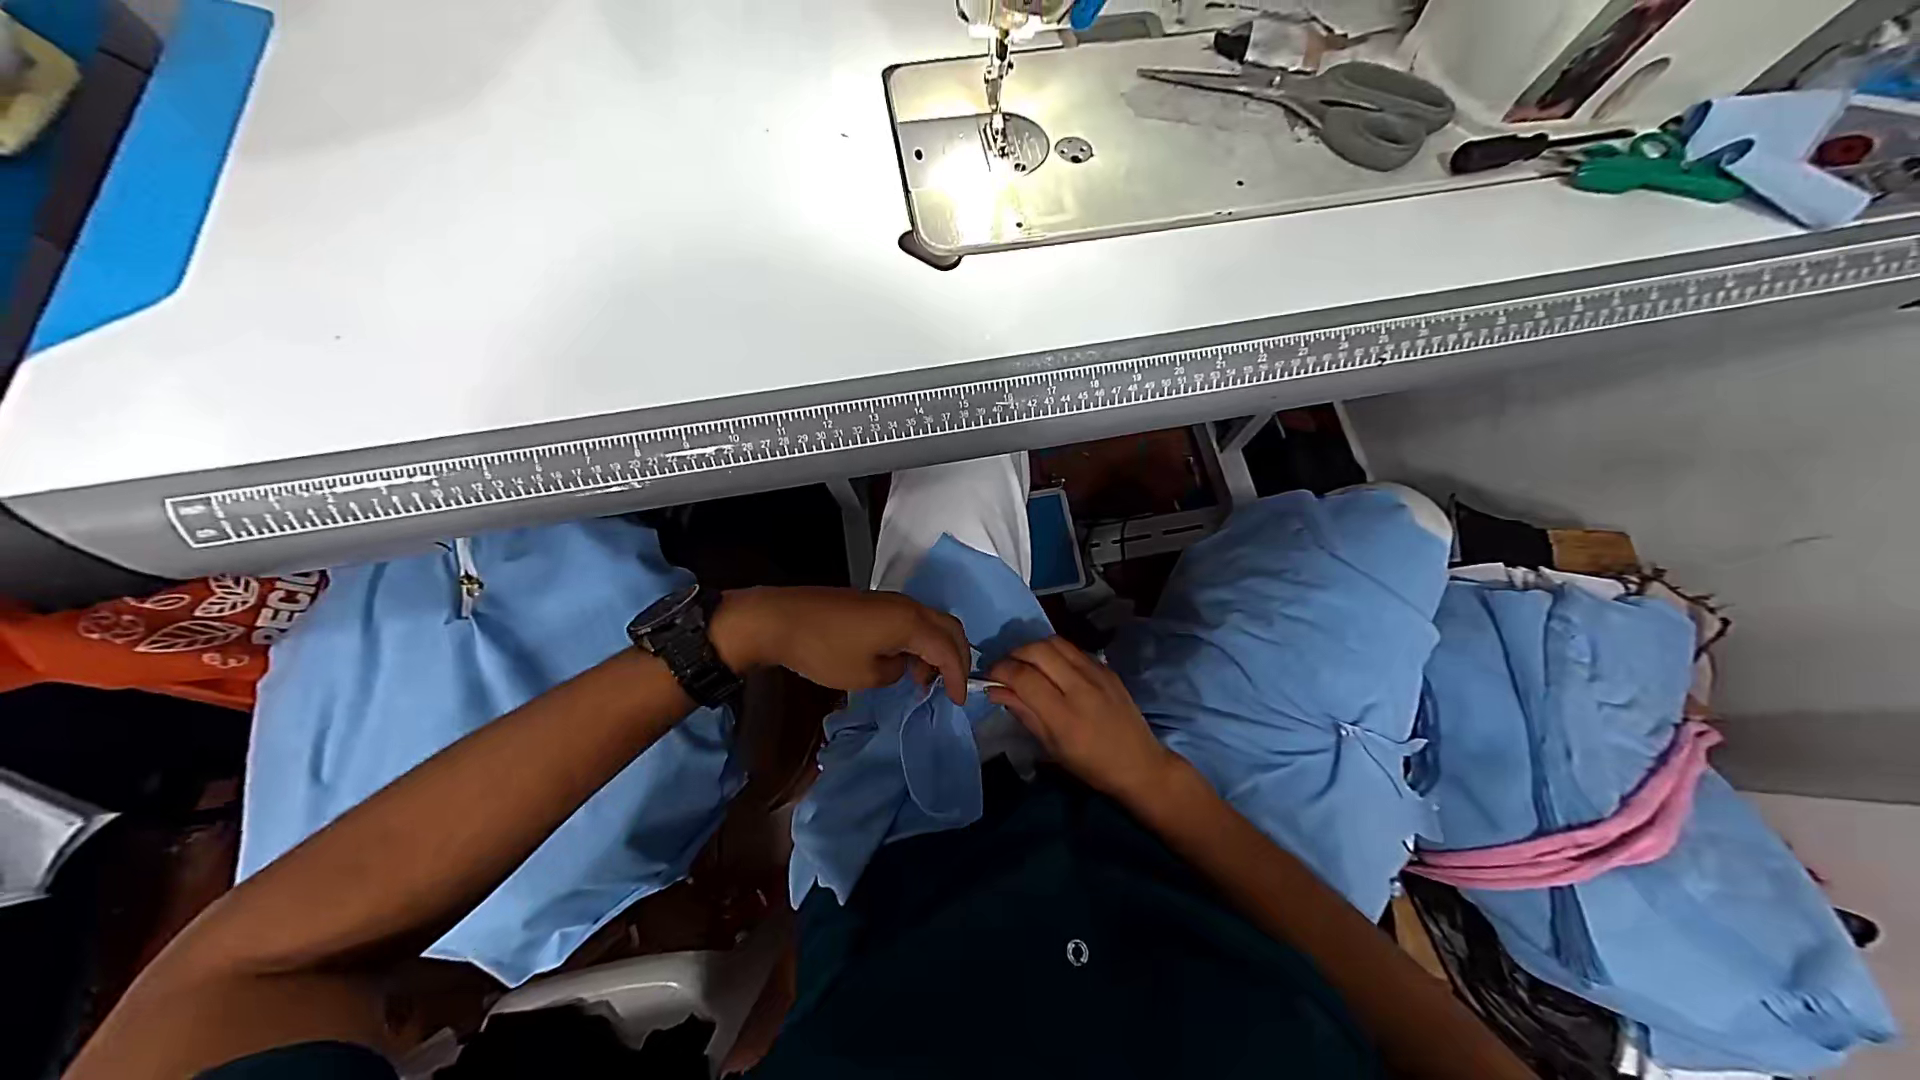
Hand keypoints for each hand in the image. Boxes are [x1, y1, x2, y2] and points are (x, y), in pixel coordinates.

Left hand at [710, 587, 971, 703]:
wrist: (781, 619)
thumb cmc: (823, 650)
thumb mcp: (864, 675)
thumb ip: (895, 672)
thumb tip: (901, 664)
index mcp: (909, 622)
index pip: (948, 649)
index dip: (957, 676)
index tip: (957, 700)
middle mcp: (907, 606)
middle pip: (948, 627)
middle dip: (957, 657)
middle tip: (952, 685)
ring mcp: (890, 601)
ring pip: (930, 622)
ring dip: (936, 648)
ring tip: (924, 680)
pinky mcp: (875, 603)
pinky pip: (912, 620)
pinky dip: (919, 640)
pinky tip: (904, 662)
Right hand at [985, 637, 1181, 802]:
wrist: (1140, 764)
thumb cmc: (1091, 765)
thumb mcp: (1051, 746)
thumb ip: (1023, 712)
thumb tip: (995, 690)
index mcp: (1064, 715)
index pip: (1023, 677)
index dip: (1000, 671)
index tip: (990, 676)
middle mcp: (1081, 687)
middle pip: (1038, 650)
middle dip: (1014, 654)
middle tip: (1006, 668)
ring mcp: (1097, 673)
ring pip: (1055, 642)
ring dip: (1034, 648)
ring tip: (1026, 664)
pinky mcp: (1107, 668)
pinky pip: (1073, 649)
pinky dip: (1055, 652)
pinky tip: (1051, 667)